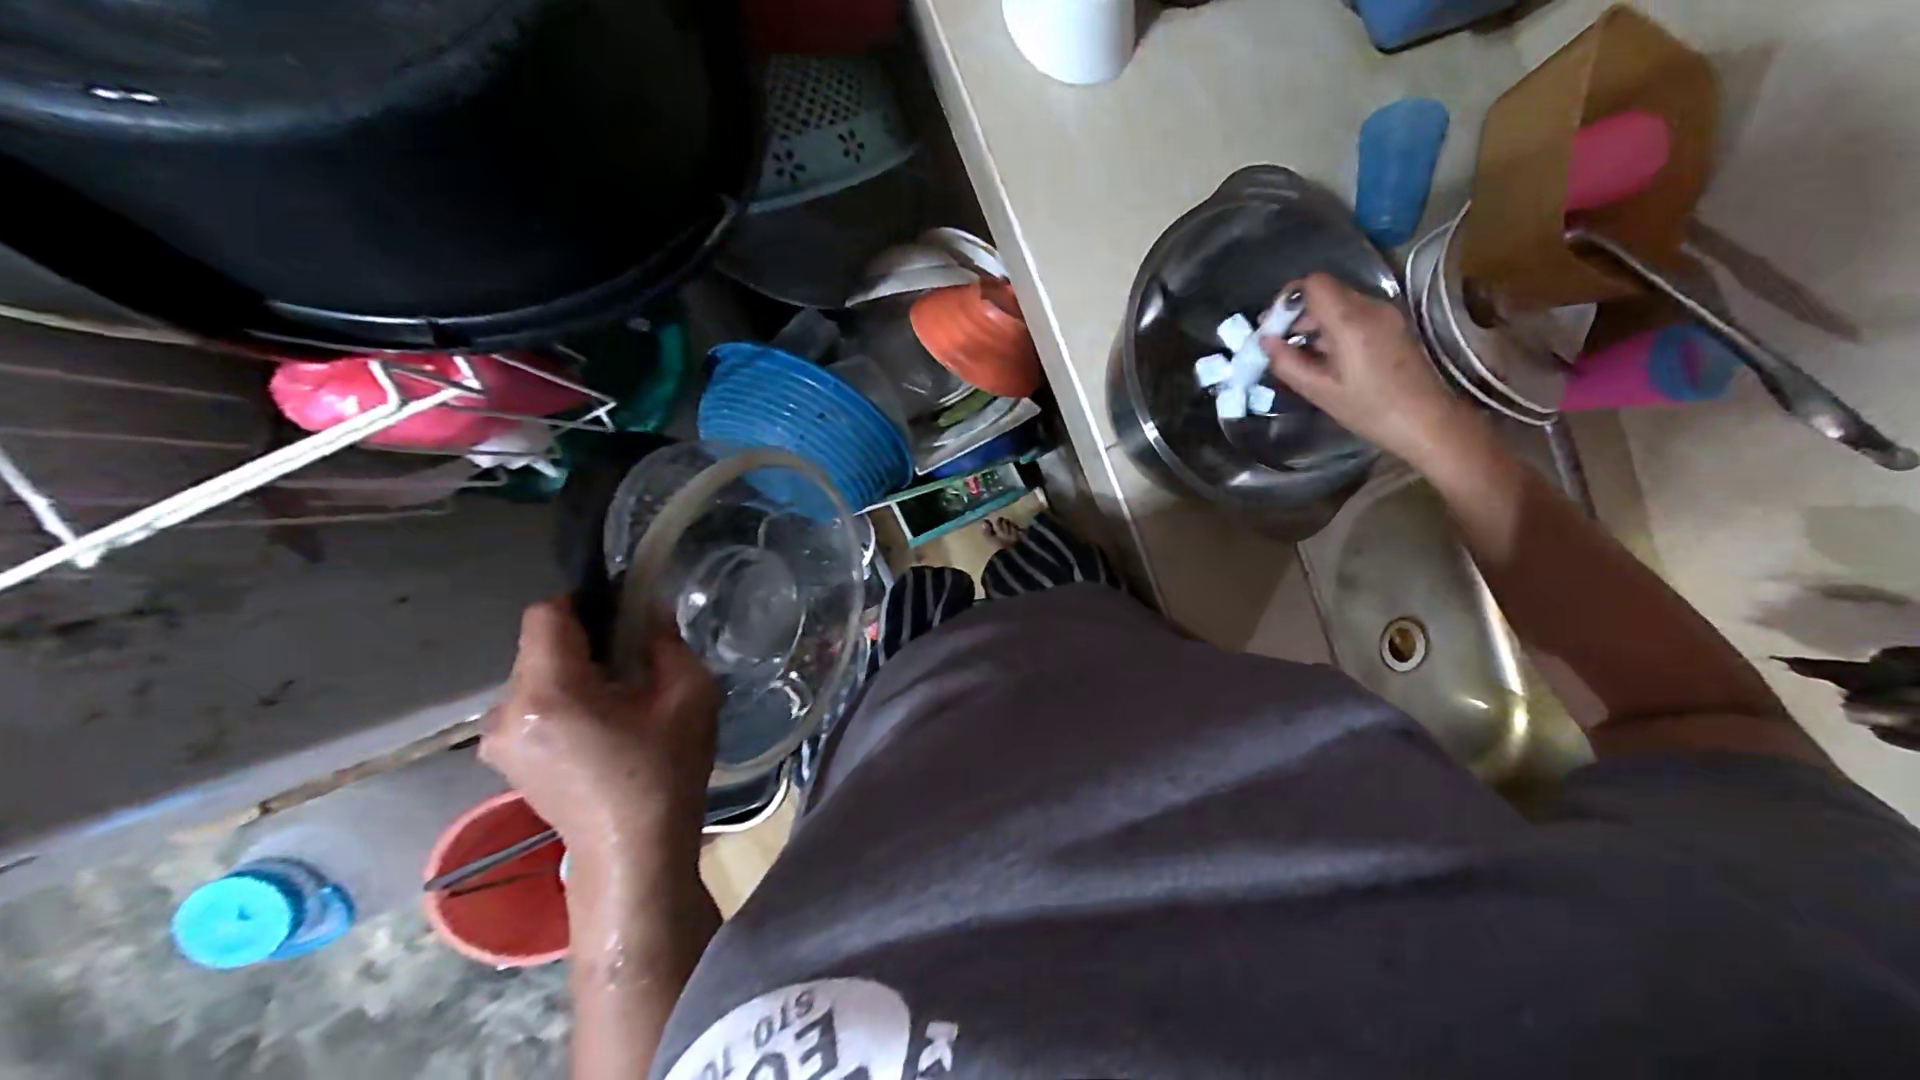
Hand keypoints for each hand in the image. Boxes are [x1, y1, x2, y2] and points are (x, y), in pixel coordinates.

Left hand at [480, 598, 718, 864]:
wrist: (632, 855)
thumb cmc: (664, 774)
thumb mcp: (689, 696)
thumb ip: (667, 641)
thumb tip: (650, 609)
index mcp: (549, 693)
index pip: (545, 614)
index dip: (584, 603)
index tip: (622, 617)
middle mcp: (507, 712)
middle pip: (538, 645)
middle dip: (584, 643)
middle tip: (631, 664)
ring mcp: (497, 740)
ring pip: (534, 675)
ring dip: (573, 673)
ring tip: (617, 700)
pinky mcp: (503, 759)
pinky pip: (530, 705)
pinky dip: (562, 700)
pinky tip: (599, 726)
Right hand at [1261, 273, 1484, 464]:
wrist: (1426, 421)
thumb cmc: (1369, 410)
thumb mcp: (1318, 391)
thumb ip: (1286, 362)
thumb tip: (1266, 342)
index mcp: (1351, 321)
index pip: (1314, 283)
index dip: (1288, 299)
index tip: (1273, 326)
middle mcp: (1371, 308)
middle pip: (1325, 291)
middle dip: (1297, 314)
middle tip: (1279, 344)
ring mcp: (1386, 314)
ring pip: (1339, 302)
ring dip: (1315, 322)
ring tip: (1301, 355)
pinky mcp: (1393, 324)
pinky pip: (1354, 314)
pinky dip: (1333, 328)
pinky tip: (1326, 357)